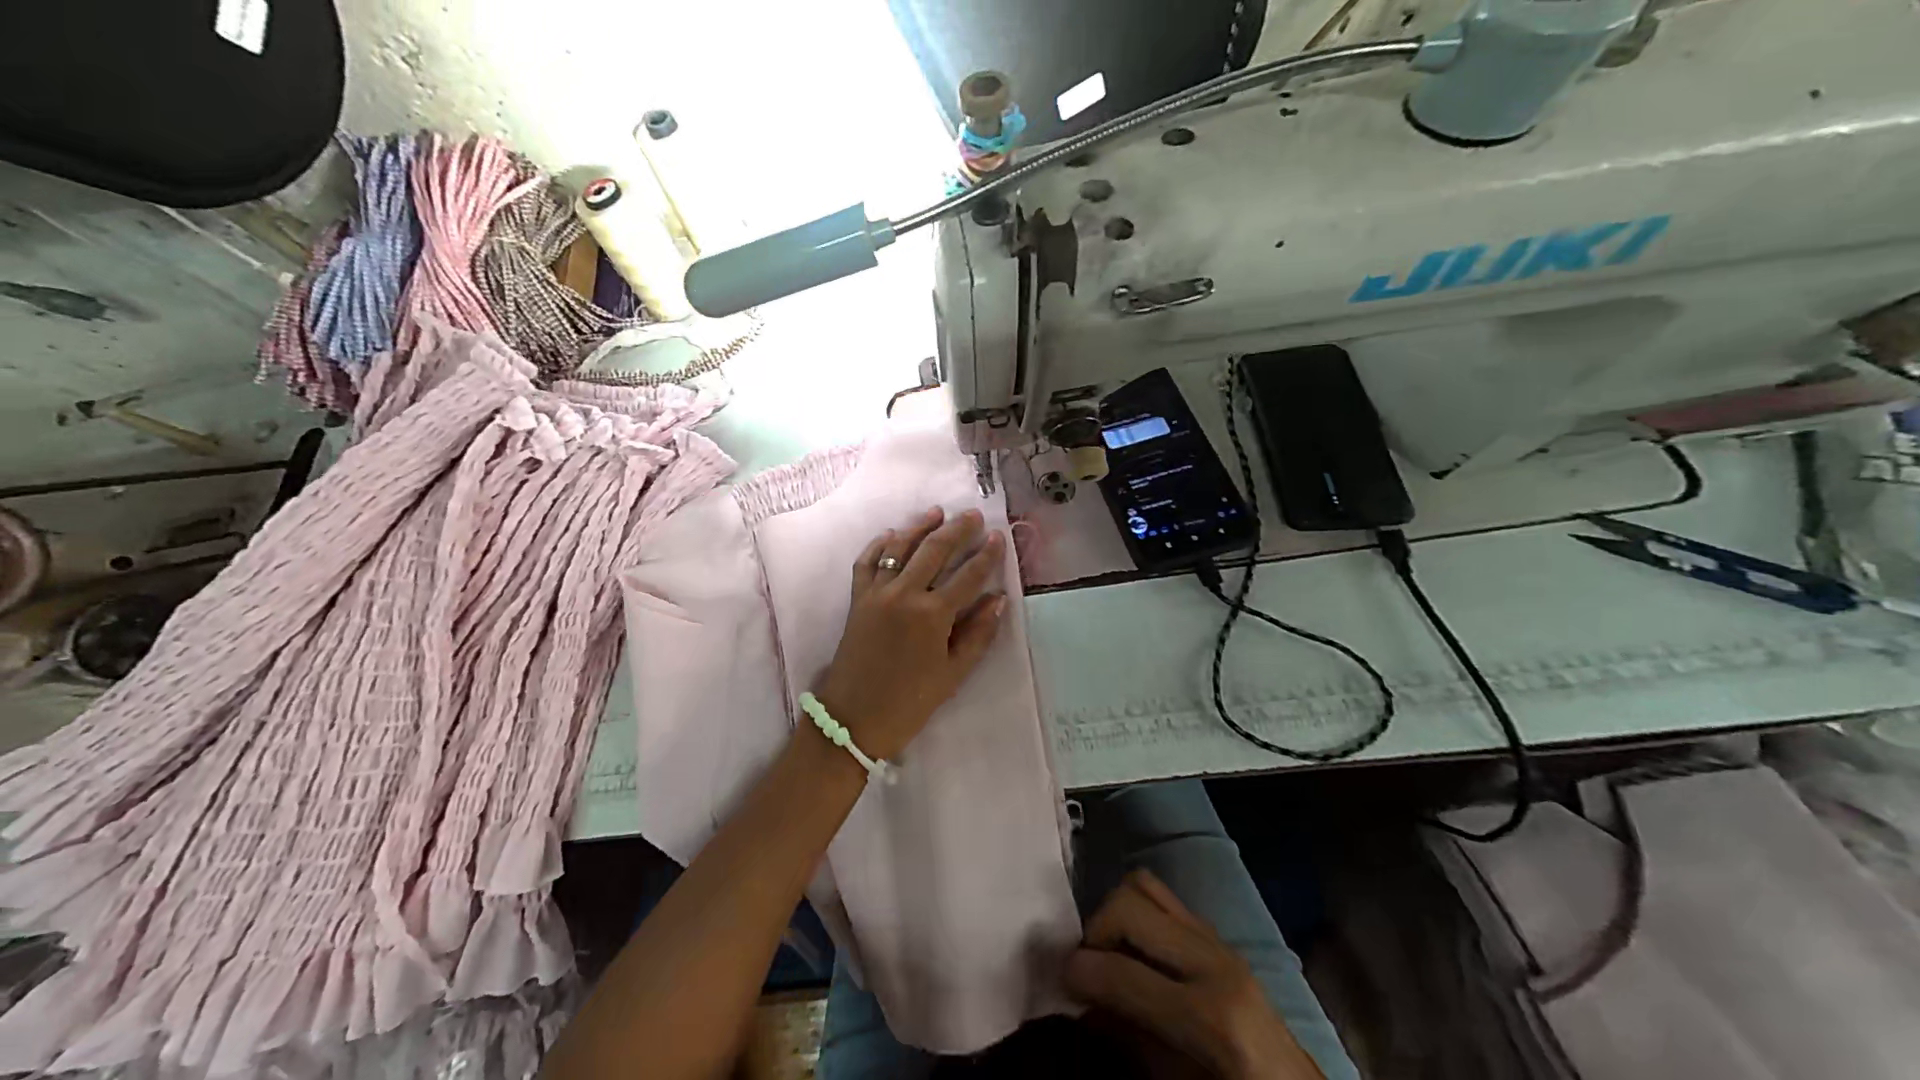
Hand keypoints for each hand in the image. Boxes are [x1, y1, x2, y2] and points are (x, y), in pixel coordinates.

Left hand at [811, 506, 1007, 761]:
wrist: (854, 719)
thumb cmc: (911, 701)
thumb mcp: (953, 674)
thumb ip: (978, 634)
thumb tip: (998, 600)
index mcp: (933, 615)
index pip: (968, 576)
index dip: (986, 555)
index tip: (997, 536)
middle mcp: (904, 595)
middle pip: (934, 551)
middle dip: (956, 530)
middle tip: (971, 515)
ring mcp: (877, 593)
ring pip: (900, 548)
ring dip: (919, 527)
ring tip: (936, 512)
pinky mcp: (857, 599)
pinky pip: (867, 562)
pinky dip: (880, 545)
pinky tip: (892, 534)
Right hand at [1065, 870, 1323, 1079]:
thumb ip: (1127, 1036)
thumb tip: (1082, 1000)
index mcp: (1213, 1017)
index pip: (1124, 971)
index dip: (1081, 973)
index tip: (1060, 982)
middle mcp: (1217, 964)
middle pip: (1130, 904)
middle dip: (1095, 931)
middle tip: (1085, 968)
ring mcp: (1221, 943)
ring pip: (1145, 885)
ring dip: (1116, 914)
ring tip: (1109, 953)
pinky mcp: (1219, 937)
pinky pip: (1165, 899)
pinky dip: (1137, 914)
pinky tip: (1133, 950)